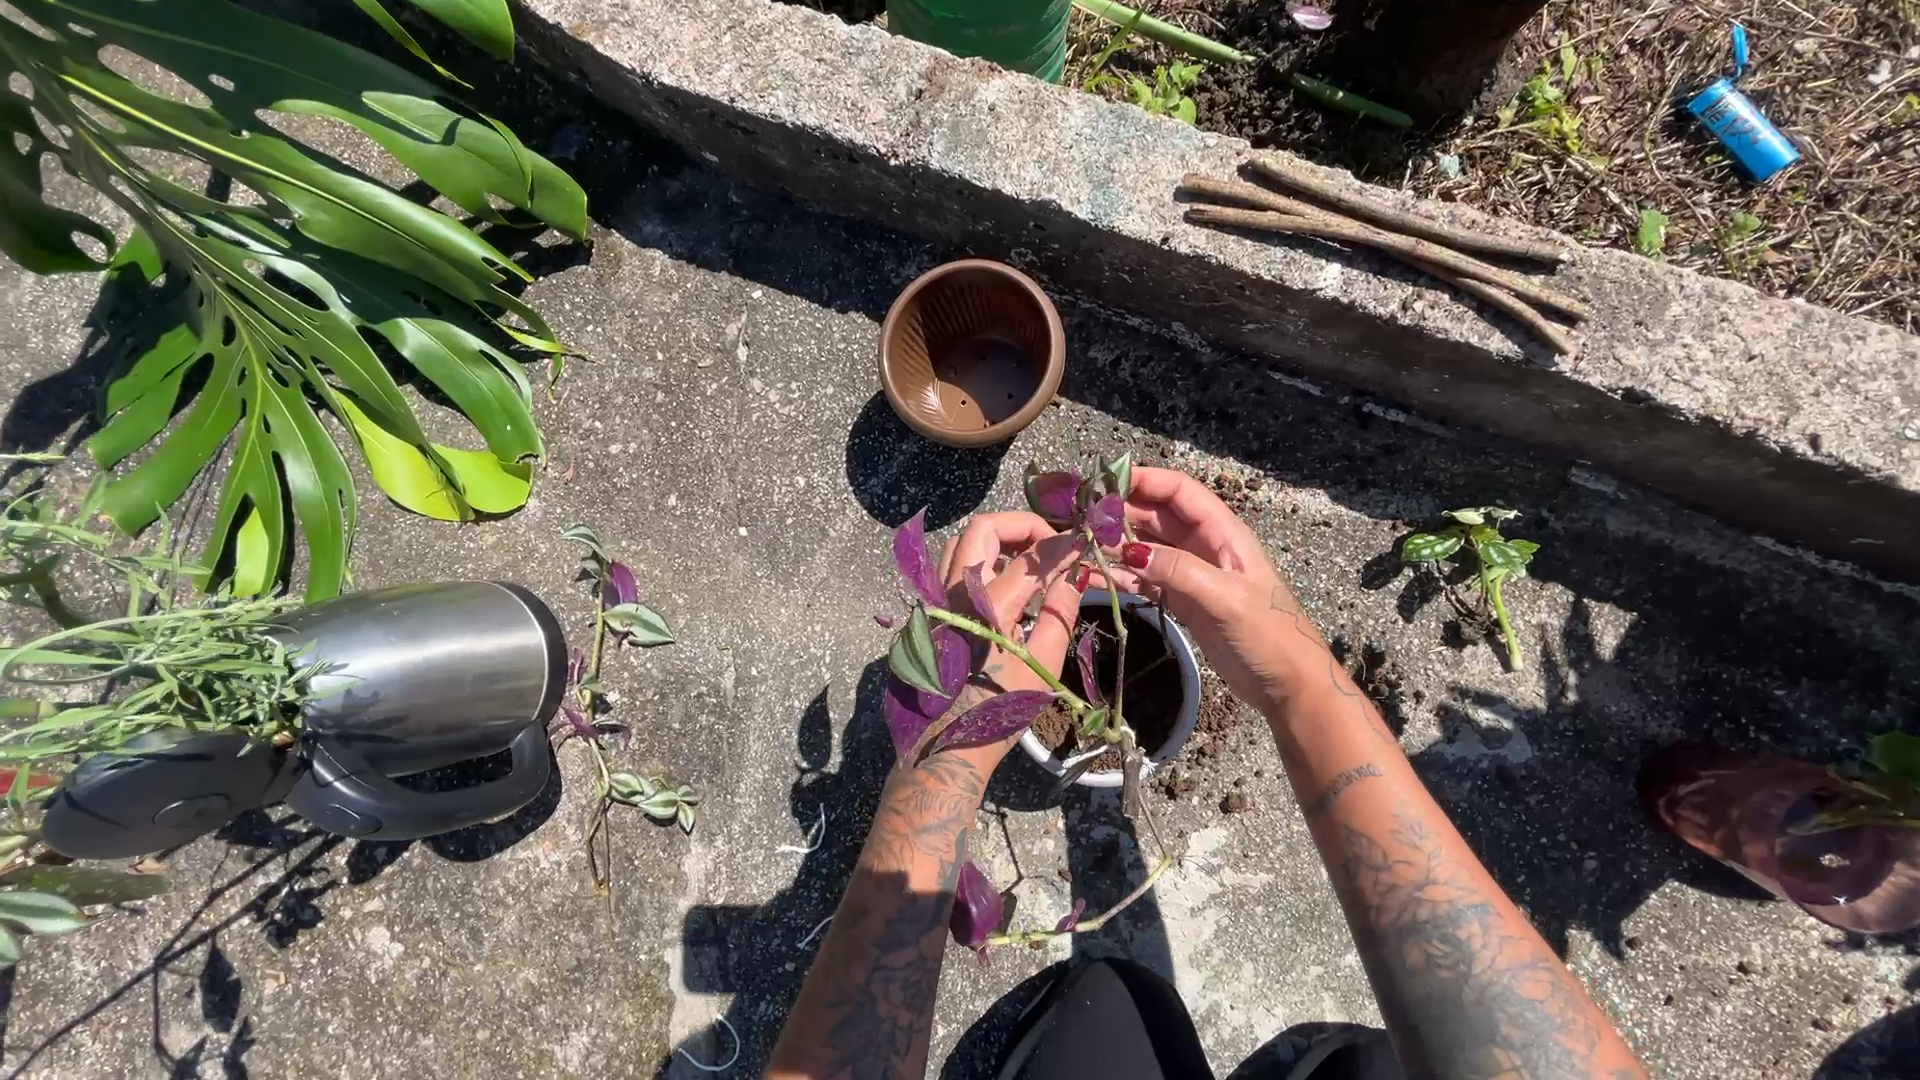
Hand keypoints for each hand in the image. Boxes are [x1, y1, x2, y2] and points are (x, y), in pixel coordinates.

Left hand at [934, 512, 1084, 763]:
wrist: (943, 746)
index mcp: (986, 608)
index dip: (1063, 545)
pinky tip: (1006, 585)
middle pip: (983, 529)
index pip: (1031, 556)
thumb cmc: (997, 714)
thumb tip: (1075, 576)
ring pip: (961, 544)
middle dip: (1022, 526)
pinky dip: (982, 561)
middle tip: (1051, 543)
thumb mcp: (1041, 667)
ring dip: (998, 540)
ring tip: (1031, 560)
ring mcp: (935, 601)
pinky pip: (953, 567)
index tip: (1084, 543)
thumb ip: (1059, 614)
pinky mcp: (929, 613)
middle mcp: (953, 593)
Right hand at [1106, 467, 1329, 712]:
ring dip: (1116, 545)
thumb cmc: (1269, 635)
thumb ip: (1178, 570)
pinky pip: (1145, 579)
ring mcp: (1191, 573)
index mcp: (1223, 532)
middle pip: (1156, 516)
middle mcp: (1204, 545)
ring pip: (1146, 547)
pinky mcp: (1182, 600)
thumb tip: (1127, 550)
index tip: (1104, 482)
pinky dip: (1121, 577)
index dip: (1144, 480)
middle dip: (1120, 512)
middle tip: (1082, 520)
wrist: (1288, 685)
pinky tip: (1095, 578)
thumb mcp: (1225, 598)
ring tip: (1082, 547)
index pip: (1179, 491)